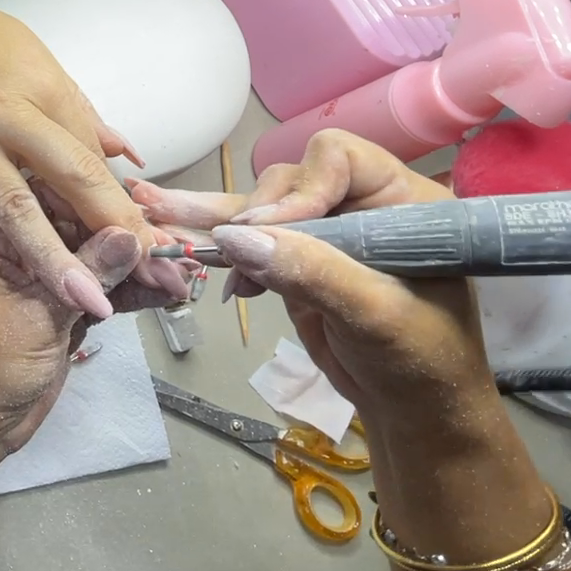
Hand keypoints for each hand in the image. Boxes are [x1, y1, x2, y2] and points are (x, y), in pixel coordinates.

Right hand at [0, 0, 193, 318]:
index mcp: (43, 91)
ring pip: (7, 200)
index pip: (91, 156)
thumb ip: (76, 110)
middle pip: (64, 178)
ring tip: (77, 297)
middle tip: (143, 279)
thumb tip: (122, 152)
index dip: (124, 205)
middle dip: (106, 231)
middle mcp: (6, 117)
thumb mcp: (36, 59)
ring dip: (46, 252)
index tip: (153, 247)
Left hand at [0, 183, 180, 453]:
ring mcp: (50, 284)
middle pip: (88, 234)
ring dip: (141, 274)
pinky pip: (105, 295)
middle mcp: (28, 253)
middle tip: (176, 259)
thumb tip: (130, 235)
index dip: (103, 211)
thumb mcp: (40, 314)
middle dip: (132, 247)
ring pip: (102, 266)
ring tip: (182, 281)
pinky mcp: (67, 311)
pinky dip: (133, 296)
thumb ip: (86, 274)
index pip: (58, 206)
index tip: (147, 223)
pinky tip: (166, 295)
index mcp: (5, 240)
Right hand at [127, 130, 494, 427]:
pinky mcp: (292, 258)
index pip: (338, 162)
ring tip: (153, 207)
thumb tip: (232, 237)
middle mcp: (359, 206)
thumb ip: (310, 271)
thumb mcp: (374, 316)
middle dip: (254, 216)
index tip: (268, 234)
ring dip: (210, 216)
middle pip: (289, 181)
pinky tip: (173, 234)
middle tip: (228, 255)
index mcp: (402, 204)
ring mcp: (322, 232)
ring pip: (258, 208)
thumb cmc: (417, 362)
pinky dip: (212, 241)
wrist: (410, 408)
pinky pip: (246, 240)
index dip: (298, 190)